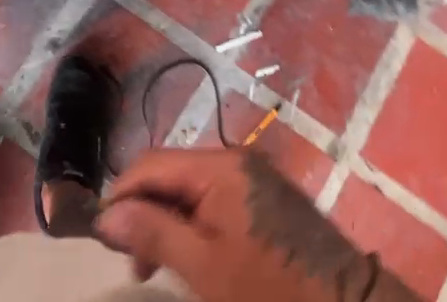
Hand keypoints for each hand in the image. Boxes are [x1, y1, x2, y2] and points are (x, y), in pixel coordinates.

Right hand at [95, 149, 419, 301]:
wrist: (345, 300)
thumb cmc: (269, 287)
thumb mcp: (204, 266)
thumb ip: (154, 233)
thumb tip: (107, 213)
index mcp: (220, 166)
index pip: (152, 163)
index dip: (120, 195)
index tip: (101, 236)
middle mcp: (234, 159)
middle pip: (171, 173)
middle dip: (144, 212)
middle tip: (135, 265)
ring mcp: (252, 175)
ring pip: (190, 187)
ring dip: (168, 221)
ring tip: (159, 268)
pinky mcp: (264, 195)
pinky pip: (214, 197)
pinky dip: (194, 222)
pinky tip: (192, 255)